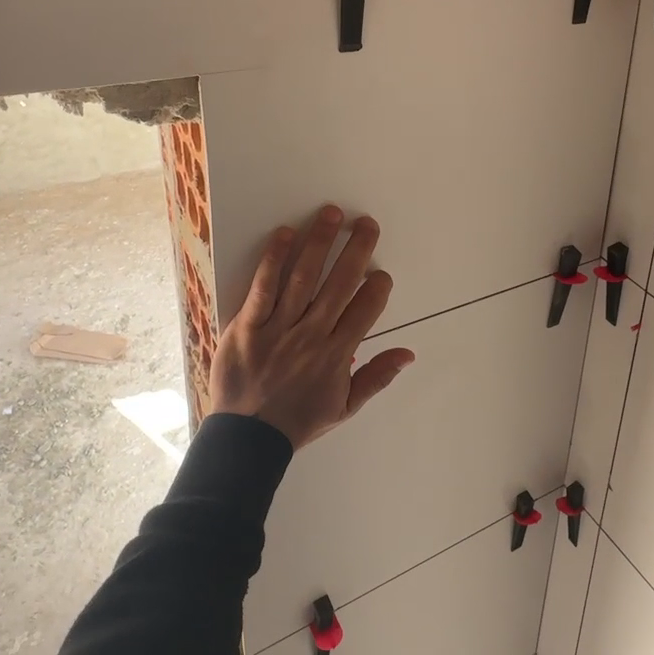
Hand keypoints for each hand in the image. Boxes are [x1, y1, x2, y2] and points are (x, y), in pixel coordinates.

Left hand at [209, 205, 415, 448]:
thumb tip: (408, 352)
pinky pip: (263, 287)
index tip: (382, 272)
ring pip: (303, 277)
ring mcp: (279, 328)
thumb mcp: (344, 407)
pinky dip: (274, 258)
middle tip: (367, 223)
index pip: (365, 311)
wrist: (246, 440)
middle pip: (339, 284)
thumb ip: (376, 377)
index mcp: (337, 355)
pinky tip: (286, 233)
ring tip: (332, 214)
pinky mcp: (247, 325)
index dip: (377, 287)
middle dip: (357, 249)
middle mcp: (312, 335)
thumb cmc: (297, 421)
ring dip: (320, 242)